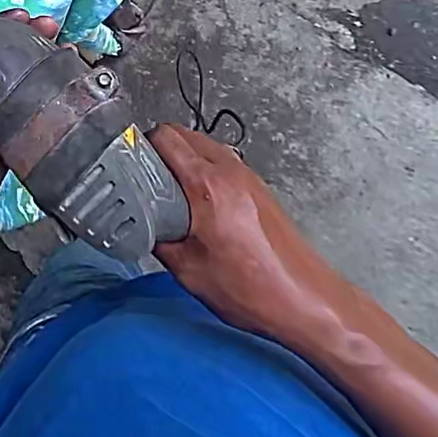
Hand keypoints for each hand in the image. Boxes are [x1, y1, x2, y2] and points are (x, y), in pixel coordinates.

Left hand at [0, 8, 59, 220]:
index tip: (21, 15)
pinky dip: (52, 87)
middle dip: (31, 35)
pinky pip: (37, 101)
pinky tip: (66, 76)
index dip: (3, 23)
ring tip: (61, 43)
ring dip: (44, 55)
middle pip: (10, 51)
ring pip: (26, 72)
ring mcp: (2, 103)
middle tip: (48, 26)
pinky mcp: (18, 123)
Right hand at [151, 124, 345, 344]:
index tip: (131, 159)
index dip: (142, 145)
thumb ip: (158, 239)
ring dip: (184, 157)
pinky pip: (221, 161)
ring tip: (172, 188)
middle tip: (147, 174)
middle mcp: (228, 171)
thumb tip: (142, 225)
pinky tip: (199, 201)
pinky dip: (204, 168)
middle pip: (183, 133)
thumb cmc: (257, 290)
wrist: (306, 302)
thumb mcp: (189, 271)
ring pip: (203, 144)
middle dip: (160, 148)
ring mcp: (246, 175)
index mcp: (207, 186)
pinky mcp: (258, 187)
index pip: (166, 137)